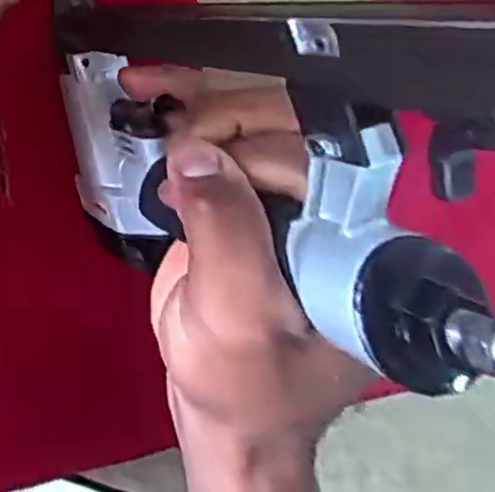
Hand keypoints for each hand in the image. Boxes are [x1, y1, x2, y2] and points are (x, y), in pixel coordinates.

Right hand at [139, 77, 374, 491]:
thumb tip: (193, 152)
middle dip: (213, 114)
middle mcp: (324, 209)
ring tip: (144, 85)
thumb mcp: (235, 316)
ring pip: (244, 121)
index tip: (194, 143)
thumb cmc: (242, 383)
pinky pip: (212, 142)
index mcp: (350, 237)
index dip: (255, 134)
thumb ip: (224, 233)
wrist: (218, 408)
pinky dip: (178, 114)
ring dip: (191, 96)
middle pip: (278, 124)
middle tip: (165, 132)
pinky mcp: (236, 199)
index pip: (317, 153)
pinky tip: (151, 98)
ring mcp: (278, 200)